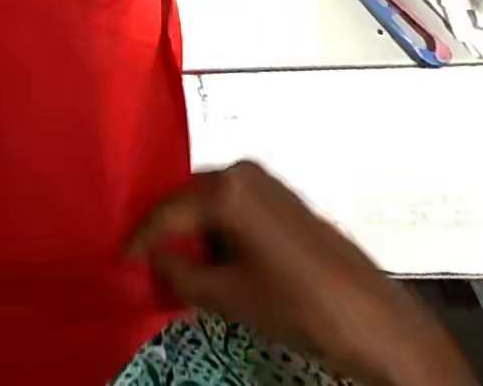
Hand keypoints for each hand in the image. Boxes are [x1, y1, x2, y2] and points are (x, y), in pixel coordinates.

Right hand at [126, 162, 473, 385]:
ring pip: (210, 202)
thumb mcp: (227, 296)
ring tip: (172, 264)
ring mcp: (263, 180)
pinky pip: (232, 205)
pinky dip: (215, 229)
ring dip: (191, 231)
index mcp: (227, 189)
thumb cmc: (294, 302)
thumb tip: (153, 261)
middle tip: (143, 260)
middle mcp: (242, 171)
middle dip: (166, 230)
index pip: (168, 211)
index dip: (140, 237)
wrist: (364, 311)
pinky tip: (208, 258)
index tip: (118, 257)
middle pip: (188, 198)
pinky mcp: (278, 195)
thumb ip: (180, 275)